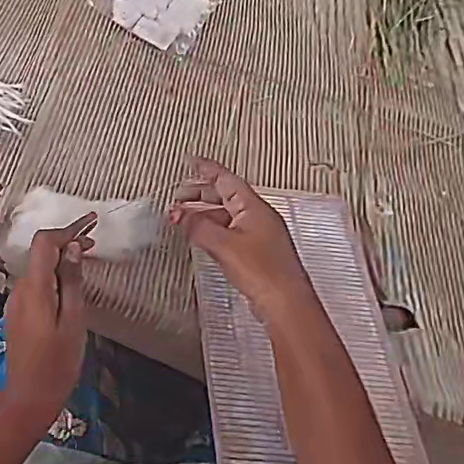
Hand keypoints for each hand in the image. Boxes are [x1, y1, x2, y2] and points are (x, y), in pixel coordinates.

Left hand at [3, 212, 96, 409]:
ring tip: (85, 263)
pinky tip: (70, 285)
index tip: (91, 223)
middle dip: (66, 242)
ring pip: (38, 269)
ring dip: (60, 260)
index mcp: (34, 288)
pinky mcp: (17, 313)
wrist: (30, 395)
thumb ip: (72, 282)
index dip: (67, 229)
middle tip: (94, 243)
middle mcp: (19, 290)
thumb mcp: (74, 320)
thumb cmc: (58, 362)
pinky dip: (52, 276)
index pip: (44, 243)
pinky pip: (35, 284)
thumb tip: (73, 248)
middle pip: (40, 253)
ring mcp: (15, 302)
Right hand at [170, 157, 307, 324]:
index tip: (192, 162)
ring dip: (203, 214)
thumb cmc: (264, 271)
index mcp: (254, 207)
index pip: (226, 180)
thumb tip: (180, 215)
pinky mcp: (256, 251)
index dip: (207, 169)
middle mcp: (258, 217)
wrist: (284, 301)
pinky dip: (211, 229)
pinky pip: (229, 231)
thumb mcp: (223, 244)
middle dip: (200, 194)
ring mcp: (258, 234)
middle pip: (225, 196)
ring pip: (226, 215)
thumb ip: (197, 227)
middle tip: (179, 195)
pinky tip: (201, 237)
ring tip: (182, 219)